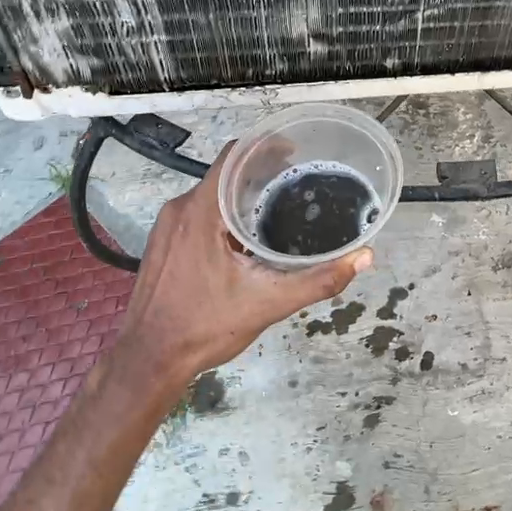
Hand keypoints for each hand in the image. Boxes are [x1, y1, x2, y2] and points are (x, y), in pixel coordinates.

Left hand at [108, 146, 372, 401]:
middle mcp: (179, 209)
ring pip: (211, 194)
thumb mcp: (268, 303)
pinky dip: (225, 213)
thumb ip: (319, 280)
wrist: (148, 363)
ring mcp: (167, 227)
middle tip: (297, 181)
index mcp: (200, 211)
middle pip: (225, 173)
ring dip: (242, 194)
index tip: (296, 153)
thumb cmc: (204, 328)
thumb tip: (363, 258)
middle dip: (261, 172)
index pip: (234, 155)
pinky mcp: (163, 244)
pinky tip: (248, 235)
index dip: (266, 146)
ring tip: (279, 205)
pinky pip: (198, 213)